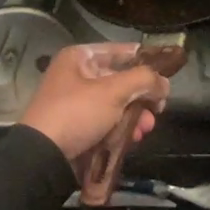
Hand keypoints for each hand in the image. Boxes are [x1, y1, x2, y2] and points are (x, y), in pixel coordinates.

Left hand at [19, 43, 168, 159]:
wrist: (43, 157)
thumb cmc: (77, 113)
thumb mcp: (113, 92)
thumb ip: (143, 81)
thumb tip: (165, 83)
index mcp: (79, 58)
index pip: (119, 51)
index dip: (144, 60)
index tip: (166, 73)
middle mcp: (76, 76)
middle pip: (120, 80)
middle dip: (141, 96)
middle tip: (159, 109)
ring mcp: (75, 103)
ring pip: (115, 104)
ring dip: (134, 116)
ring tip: (146, 130)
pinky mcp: (77, 128)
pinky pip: (105, 123)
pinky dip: (121, 129)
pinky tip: (133, 139)